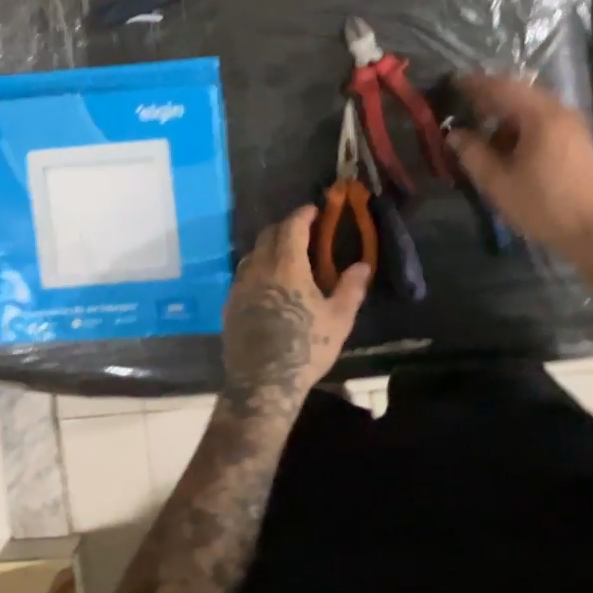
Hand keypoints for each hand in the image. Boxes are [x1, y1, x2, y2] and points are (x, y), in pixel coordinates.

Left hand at [221, 206, 368, 408]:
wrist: (263, 382)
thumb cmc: (306, 348)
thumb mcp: (338, 320)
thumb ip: (350, 288)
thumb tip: (362, 266)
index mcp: (286, 266)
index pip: (291, 227)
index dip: (303, 215)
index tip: (313, 210)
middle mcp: (258, 269)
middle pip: (268, 235)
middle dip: (285, 227)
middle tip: (302, 230)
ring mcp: (239, 286)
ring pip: (252, 254)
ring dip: (269, 247)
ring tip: (285, 256)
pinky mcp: (229, 305)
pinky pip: (243, 275)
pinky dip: (257, 269)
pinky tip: (267, 285)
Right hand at [448, 75, 592, 268]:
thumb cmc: (544, 206)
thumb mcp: (498, 183)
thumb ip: (472, 154)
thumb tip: (455, 134)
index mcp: (540, 116)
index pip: (502, 88)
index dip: (475, 84)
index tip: (453, 83)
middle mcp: (561, 112)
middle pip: (520, 93)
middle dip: (491, 98)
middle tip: (465, 106)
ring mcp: (574, 126)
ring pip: (534, 108)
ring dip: (507, 115)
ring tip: (484, 132)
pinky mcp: (580, 142)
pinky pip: (546, 121)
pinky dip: (524, 126)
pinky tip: (511, 147)